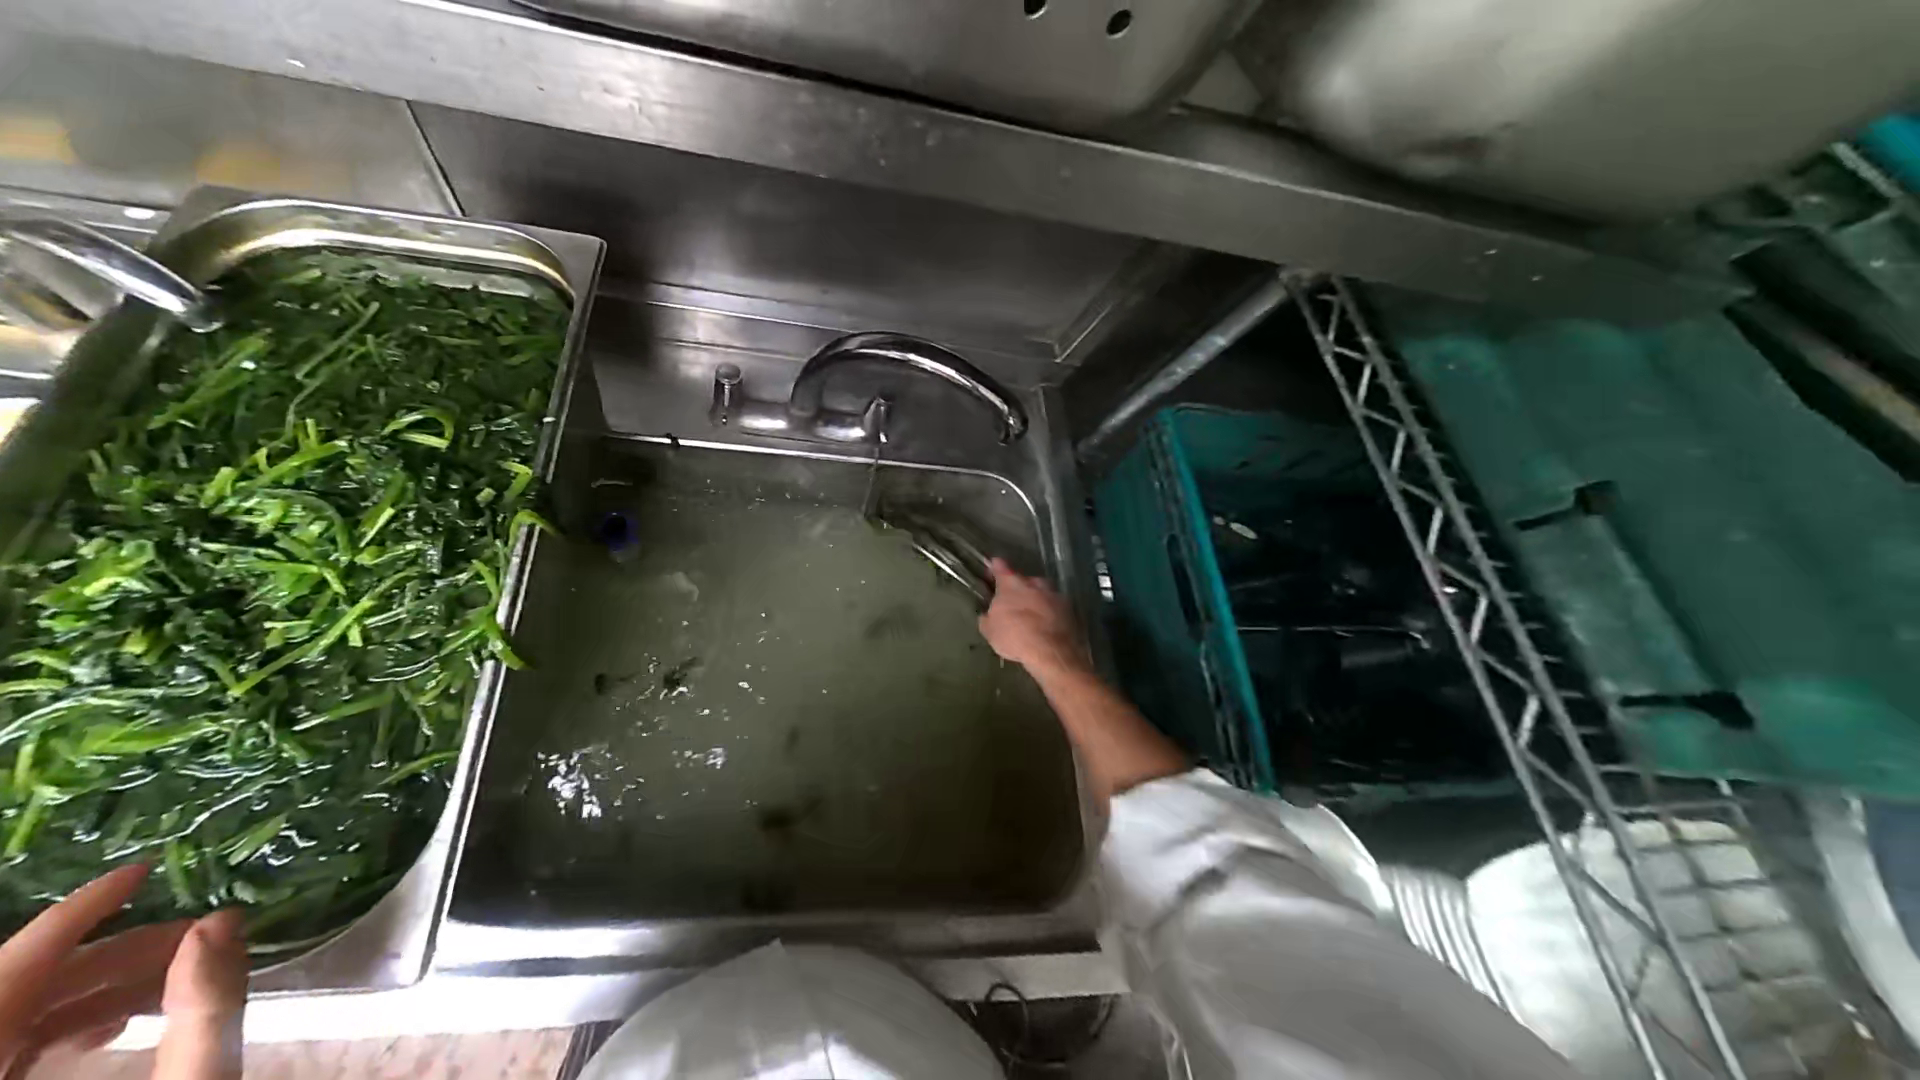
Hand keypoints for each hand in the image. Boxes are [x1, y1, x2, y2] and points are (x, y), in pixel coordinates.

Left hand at [0, 864, 246, 1079]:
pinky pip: (0, 1057)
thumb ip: (205, 1007)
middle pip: (13, 999)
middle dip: (115, 956)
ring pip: (6, 1027)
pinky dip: (63, 1029)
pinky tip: (124, 1024)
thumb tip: (223, 923)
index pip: (10, 977)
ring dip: (96, 991)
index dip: (73, 917)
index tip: (141, 873)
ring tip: (178, 977)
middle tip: (200, 936)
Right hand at [978, 558, 1088, 676]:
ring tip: (1033, 617)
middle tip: (1014, 603)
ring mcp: (1054, 594)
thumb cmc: (1014, 637)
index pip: (1000, 567)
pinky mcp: (1069, 608)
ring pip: (1042, 592)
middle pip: (1024, 580)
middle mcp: (1034, 583)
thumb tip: (988, 615)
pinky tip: (1047, 626)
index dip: (995, 567)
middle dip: (1019, 589)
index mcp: (1011, 584)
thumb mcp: (990, 631)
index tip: (993, 566)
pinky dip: (1051, 613)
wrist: (1051, 651)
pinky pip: (1055, 606)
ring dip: (1037, 600)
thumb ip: (987, 618)